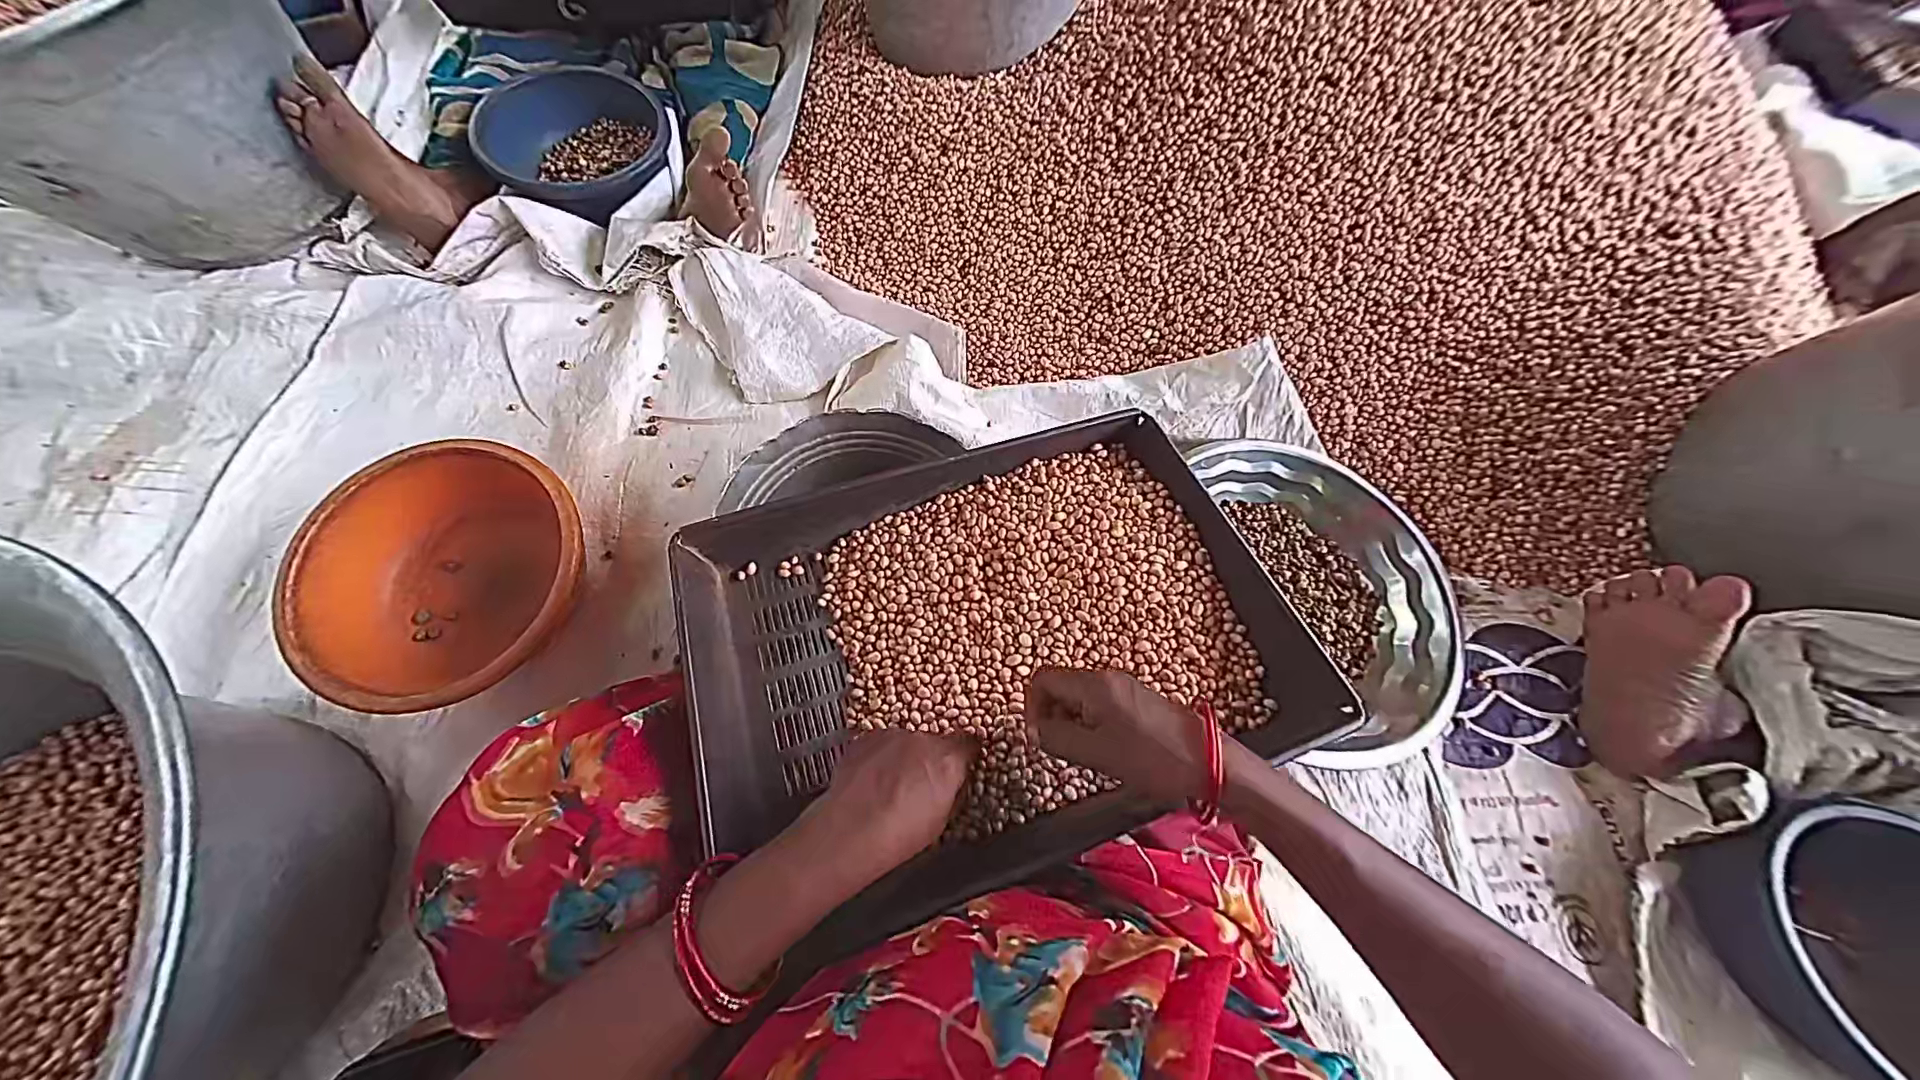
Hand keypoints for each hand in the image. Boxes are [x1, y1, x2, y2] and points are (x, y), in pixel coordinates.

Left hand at [786, 729, 971, 898]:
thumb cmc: (895, 834)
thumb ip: (952, 792)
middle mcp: (923, 740)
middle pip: (936, 741)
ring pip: (907, 741)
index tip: (962, 763)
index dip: (965, 755)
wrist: (851, 830)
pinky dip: (881, 756)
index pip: (969, 744)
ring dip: (904, 757)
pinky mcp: (868, 738)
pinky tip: (874, 781)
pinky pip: (882, 742)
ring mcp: (893, 735)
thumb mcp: (942, 820)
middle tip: (920, 786)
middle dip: (931, 760)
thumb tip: (953, 786)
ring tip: (892, 787)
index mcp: (948, 760)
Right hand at [1023, 668, 1208, 803]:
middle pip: (1060, 687)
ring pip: (1079, 699)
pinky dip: (1092, 726)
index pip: (1042, 680)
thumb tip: (1035, 731)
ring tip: (1088, 754)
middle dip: (1053, 717)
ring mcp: (1124, 688)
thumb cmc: (1151, 758)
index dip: (1032, 708)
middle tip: (1064, 750)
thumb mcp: (1094, 753)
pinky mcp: (1137, 701)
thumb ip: (1055, 738)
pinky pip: (1100, 707)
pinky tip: (1107, 751)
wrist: (1209, 763)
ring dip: (1073, 724)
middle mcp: (1107, 677)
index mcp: (1093, 684)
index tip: (1039, 737)